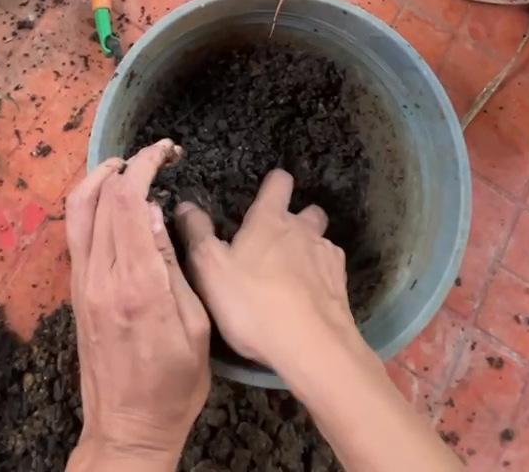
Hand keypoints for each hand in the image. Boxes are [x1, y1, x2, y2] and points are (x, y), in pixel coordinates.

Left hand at [66, 139, 210, 470]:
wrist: (127, 430)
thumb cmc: (174, 385)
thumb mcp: (195, 327)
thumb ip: (173, 264)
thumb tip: (154, 211)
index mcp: (137, 283)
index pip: (129, 201)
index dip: (145, 163)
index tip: (167, 150)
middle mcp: (101, 276)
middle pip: (102, 197)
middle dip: (129, 162)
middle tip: (158, 153)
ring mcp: (82, 283)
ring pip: (77, 210)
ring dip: (100, 176)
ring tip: (127, 164)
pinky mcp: (75, 292)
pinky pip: (75, 233)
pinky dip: (89, 202)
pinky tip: (111, 198)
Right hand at [175, 169, 359, 368]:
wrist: (312, 346)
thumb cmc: (253, 302)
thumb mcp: (210, 269)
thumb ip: (197, 233)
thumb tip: (186, 205)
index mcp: (270, 219)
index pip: (279, 181)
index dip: (273, 184)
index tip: (264, 196)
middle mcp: (303, 229)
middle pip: (309, 211)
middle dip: (297, 220)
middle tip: (277, 243)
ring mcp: (327, 256)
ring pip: (320, 242)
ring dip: (309, 251)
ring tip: (292, 277)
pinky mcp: (341, 285)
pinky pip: (330, 271)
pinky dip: (320, 279)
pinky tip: (308, 299)